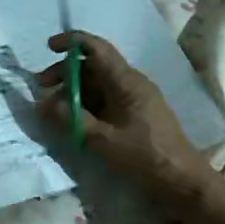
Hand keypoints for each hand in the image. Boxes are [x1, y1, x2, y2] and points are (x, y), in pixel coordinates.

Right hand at [36, 31, 223, 214]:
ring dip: (74, 91)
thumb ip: (71, 120)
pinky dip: (87, 104)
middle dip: (66, 72)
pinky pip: (107, 100)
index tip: (48, 46)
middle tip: (41, 89)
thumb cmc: (145, 156)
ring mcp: (136, 98)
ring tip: (53, 109)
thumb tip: (42, 104)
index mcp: (126, 81)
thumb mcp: (102, 140)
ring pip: (99, 84)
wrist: (182, 181)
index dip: (72, 42)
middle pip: (94, 66)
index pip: (97, 48)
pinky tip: (74, 120)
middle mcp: (131, 83)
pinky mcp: (137, 114)